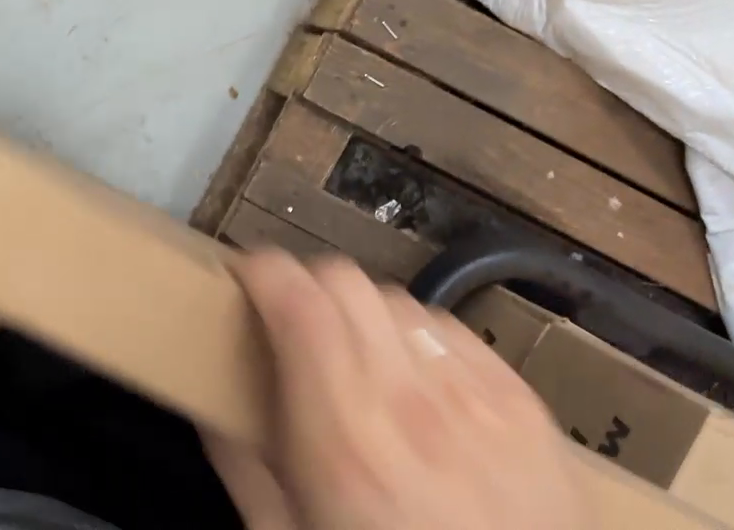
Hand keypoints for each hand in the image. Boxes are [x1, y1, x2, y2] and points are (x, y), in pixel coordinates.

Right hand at [208, 252, 588, 529]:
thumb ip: (240, 463)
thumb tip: (204, 404)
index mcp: (343, 432)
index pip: (296, 297)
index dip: (258, 270)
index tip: (240, 282)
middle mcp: (410, 400)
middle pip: (344, 280)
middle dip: (306, 285)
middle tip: (289, 320)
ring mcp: (479, 401)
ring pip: (397, 300)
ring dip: (363, 312)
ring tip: (356, 353)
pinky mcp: (529, 412)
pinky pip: (455, 332)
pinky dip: (420, 337)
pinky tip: (416, 378)